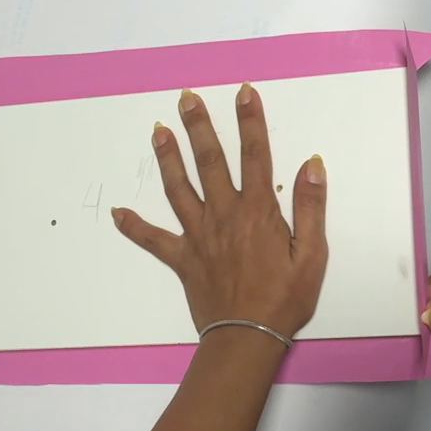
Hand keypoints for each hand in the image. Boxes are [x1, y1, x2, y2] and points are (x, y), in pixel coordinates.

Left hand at [113, 84, 328, 339]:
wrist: (248, 339)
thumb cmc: (285, 297)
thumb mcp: (313, 253)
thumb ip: (310, 205)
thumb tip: (311, 163)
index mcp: (258, 210)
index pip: (255, 154)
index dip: (250, 121)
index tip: (244, 92)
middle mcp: (224, 214)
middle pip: (209, 162)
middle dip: (199, 126)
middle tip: (186, 98)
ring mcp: (198, 235)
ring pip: (179, 188)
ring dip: (168, 158)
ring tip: (158, 131)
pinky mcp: (181, 258)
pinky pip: (152, 240)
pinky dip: (133, 226)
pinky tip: (117, 212)